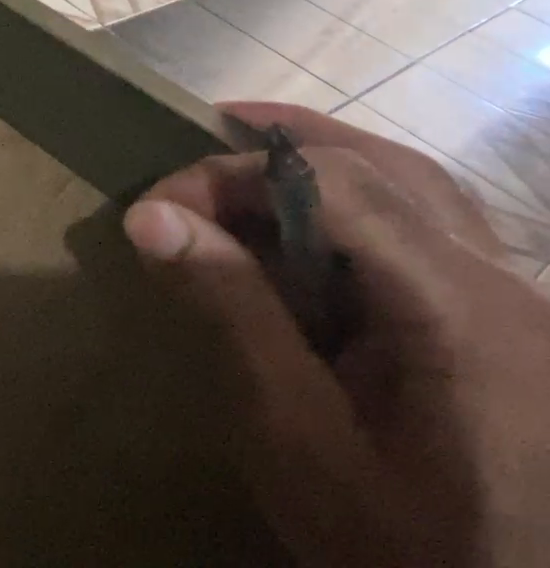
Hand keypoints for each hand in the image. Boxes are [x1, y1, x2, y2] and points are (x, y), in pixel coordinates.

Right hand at [123, 100, 549, 566]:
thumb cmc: (399, 539)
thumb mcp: (296, 434)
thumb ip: (233, 311)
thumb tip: (152, 216)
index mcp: (464, 312)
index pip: (336, 186)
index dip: (232, 175)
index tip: (153, 210)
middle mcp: (512, 289)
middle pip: (393, 169)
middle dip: (284, 145)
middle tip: (198, 136)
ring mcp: (522, 309)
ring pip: (420, 193)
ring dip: (322, 167)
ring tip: (241, 166)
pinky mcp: (509, 332)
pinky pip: (431, 234)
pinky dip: (354, 208)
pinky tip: (302, 231)